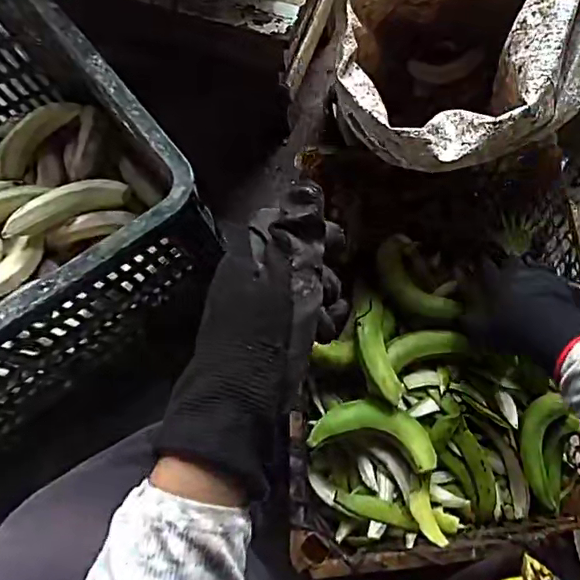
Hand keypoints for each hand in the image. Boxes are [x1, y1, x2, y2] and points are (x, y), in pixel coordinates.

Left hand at [153, 182, 336, 501]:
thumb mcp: (285, 272)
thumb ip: (296, 230)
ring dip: (326, 297)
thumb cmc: (264, 328)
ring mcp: (264, 300)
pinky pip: (307, 309)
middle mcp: (255, 270)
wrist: (242, 393)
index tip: (337, 245)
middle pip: (305, 253)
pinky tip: (323, 333)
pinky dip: (320, 319)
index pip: (289, 220)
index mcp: (251, 251)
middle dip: (325, 269)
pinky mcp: (275, 327)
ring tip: (323, 319)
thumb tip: (306, 186)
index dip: (317, 230)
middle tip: (328, 288)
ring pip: (311, 282)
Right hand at [464, 257, 579, 374]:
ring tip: (525, 285)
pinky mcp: (559, 281)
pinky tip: (546, 293)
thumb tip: (457, 317)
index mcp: (494, 280)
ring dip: (526, 273)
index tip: (476, 268)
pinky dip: (545, 282)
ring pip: (529, 266)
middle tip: (503, 277)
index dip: (479, 265)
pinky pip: (548, 276)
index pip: (483, 265)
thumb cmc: (513, 332)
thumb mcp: (484, 333)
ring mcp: (539, 273)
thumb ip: (468, 322)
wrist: (554, 330)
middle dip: (504, 266)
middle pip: (508, 261)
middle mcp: (515, 271)